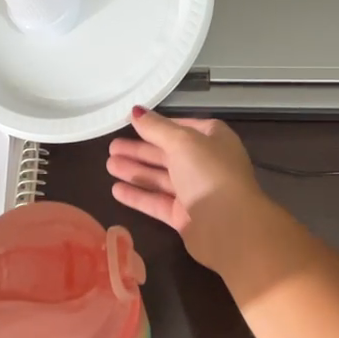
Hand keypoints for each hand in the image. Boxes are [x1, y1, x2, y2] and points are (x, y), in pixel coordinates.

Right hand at [107, 108, 276, 273]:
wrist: (230, 226)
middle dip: (140, 150)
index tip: (132, 123)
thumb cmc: (209, 173)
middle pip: (168, 153)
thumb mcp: (182, 142)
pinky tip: (116, 190)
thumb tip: (135, 111)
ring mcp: (195, 191)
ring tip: (108, 165)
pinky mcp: (184, 216)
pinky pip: (157, 202)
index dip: (158, 125)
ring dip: (135, 171)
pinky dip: (138, 195)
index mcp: (213, 139)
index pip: (182, 127)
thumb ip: (156, 127)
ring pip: (161, 178)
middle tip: (111, 147)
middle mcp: (206, 164)